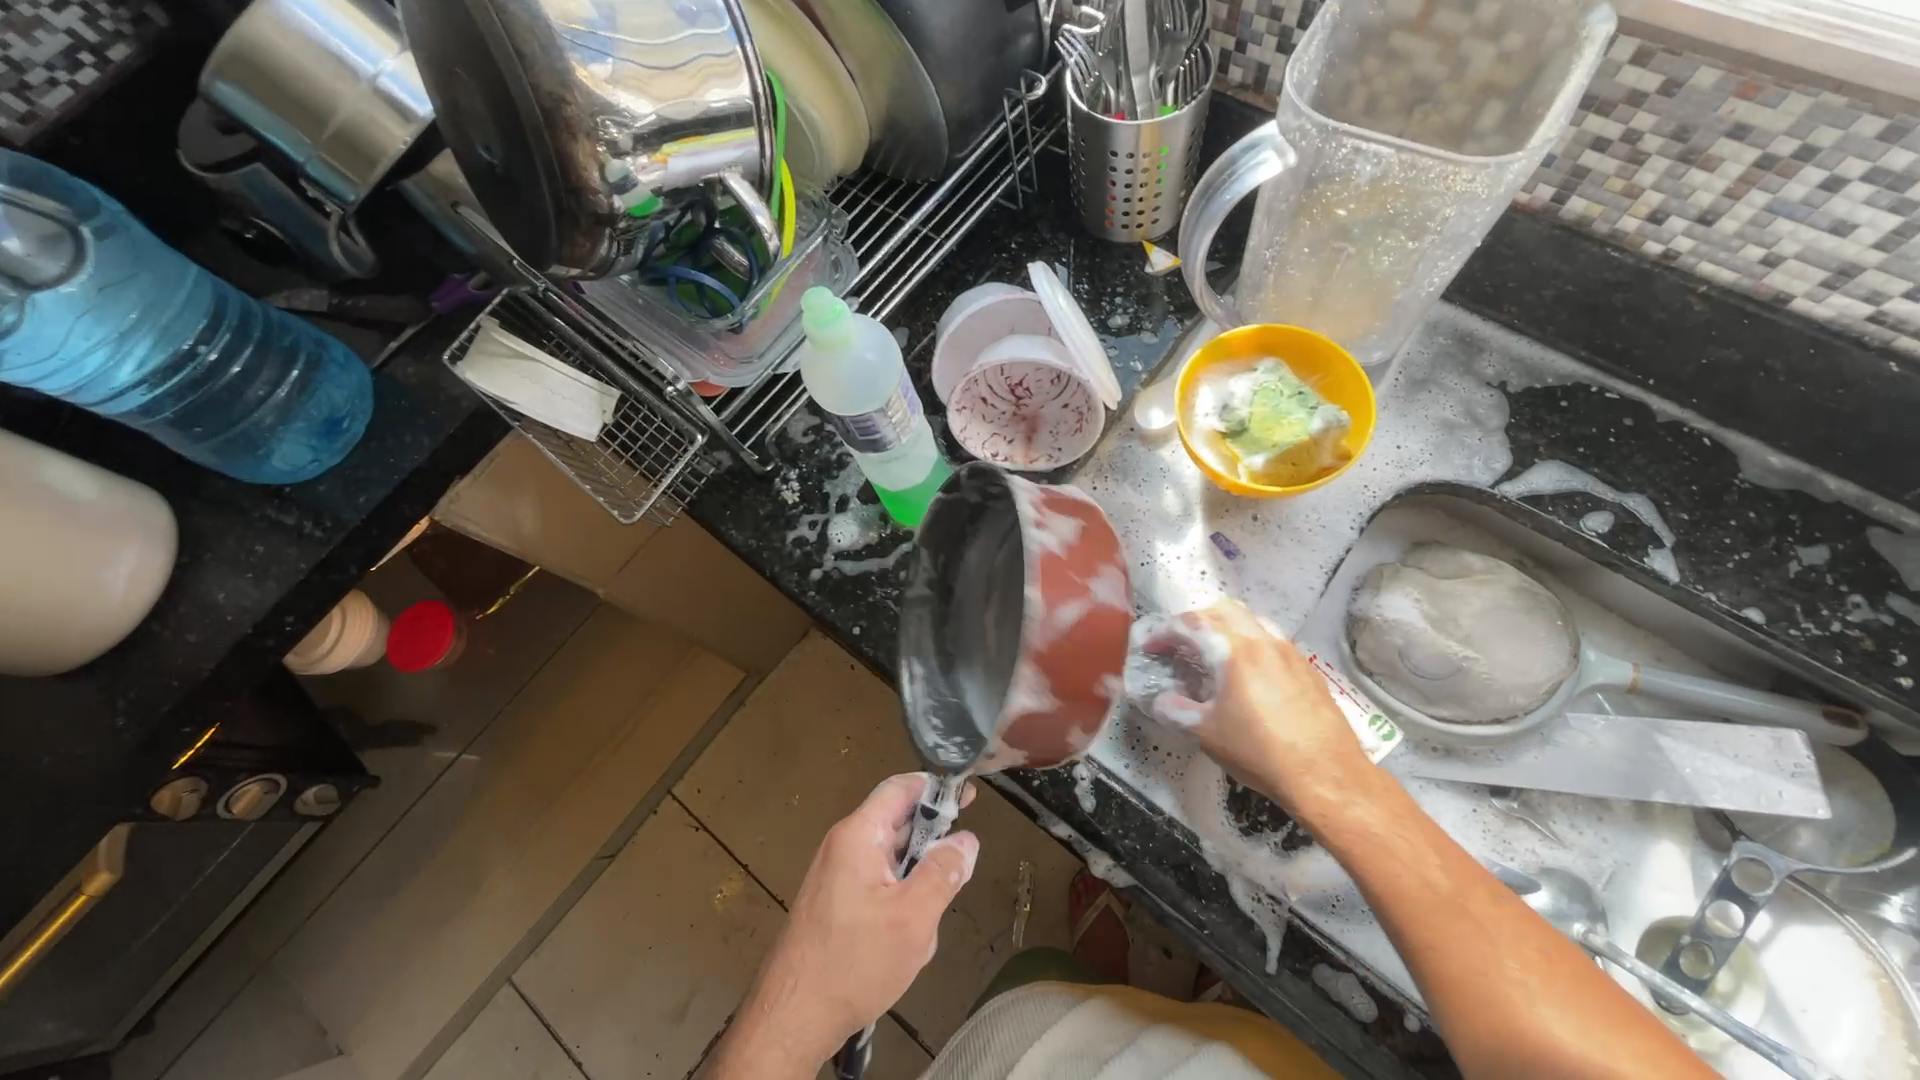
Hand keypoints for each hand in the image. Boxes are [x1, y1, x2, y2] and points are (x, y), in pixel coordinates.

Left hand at [711, 773, 979, 1077]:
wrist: (794, 1016)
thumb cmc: (853, 962)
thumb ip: (943, 873)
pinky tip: (912, 935)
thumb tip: (966, 841)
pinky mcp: (836, 902)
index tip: (967, 796)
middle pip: (896, 822)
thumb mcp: (913, 918)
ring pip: (891, 858)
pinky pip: (877, 884)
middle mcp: (843, 846)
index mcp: (858, 835)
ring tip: (932, 913)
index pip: (899, 788)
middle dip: (932, 839)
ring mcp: (837, 875)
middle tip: (962, 859)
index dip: (935, 786)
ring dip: (917, 877)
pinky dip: (901, 898)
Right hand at [1132, 600, 1369, 812]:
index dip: (1165, 632)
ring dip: (1226, 629)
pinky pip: (1272, 641)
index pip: (1192, 624)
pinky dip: (1250, 645)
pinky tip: (1246, 676)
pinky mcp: (1308, 669)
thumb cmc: (1259, 752)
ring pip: (1253, 621)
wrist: (1326, 775)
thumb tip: (1158, 699)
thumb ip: (1175, 709)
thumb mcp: (1205, 733)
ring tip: (1213, 657)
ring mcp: (1290, 653)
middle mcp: (1264, 641)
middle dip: (1196, 621)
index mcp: (1234, 651)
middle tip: (1180, 645)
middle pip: (1224, 610)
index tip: (1151, 648)